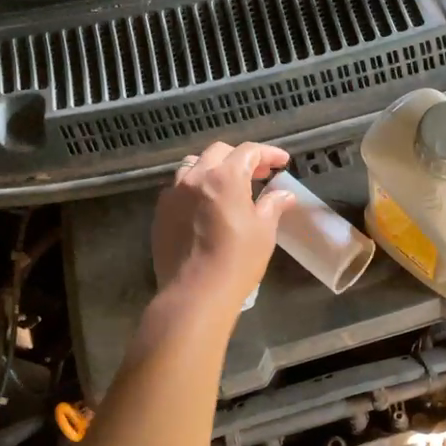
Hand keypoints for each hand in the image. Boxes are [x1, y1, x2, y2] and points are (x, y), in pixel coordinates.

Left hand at [151, 142, 294, 299]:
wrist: (195, 294)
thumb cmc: (237, 261)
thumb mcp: (263, 232)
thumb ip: (272, 205)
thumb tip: (283, 194)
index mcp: (224, 177)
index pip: (248, 152)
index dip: (268, 153)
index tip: (282, 161)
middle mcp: (195, 177)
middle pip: (219, 153)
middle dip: (241, 158)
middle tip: (259, 174)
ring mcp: (174, 194)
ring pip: (193, 165)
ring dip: (214, 168)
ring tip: (229, 185)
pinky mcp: (161, 213)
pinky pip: (178, 188)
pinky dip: (195, 186)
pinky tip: (206, 204)